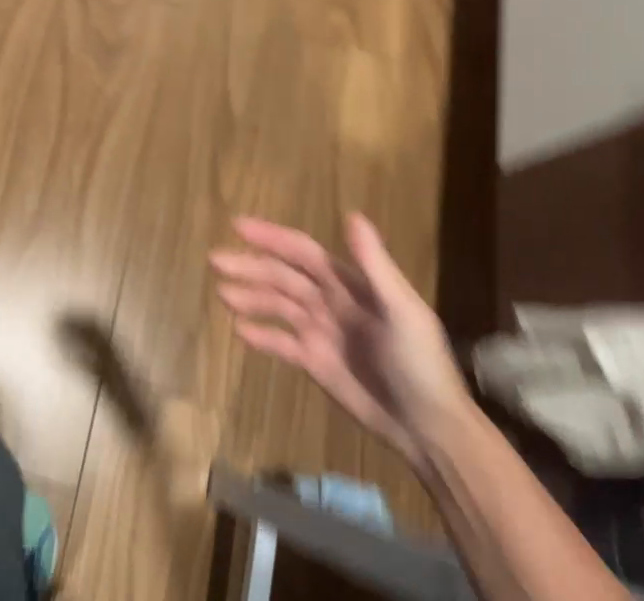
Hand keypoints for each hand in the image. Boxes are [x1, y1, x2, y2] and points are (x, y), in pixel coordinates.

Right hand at [210, 213, 469, 462]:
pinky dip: (260, 335)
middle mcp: (331, 303)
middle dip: (250, 266)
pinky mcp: (314, 362)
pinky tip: (239, 331)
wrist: (429, 426)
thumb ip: (374, 266)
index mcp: (352, 285)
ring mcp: (321, 333)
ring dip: (250, 297)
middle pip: (283, 277)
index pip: (303, 253)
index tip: (237, 226)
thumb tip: (352, 216)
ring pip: (276, 307)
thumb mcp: (402, 311)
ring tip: (223, 294)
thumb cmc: (421, 363)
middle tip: (215, 260)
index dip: (272, 238)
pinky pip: (280, 343)